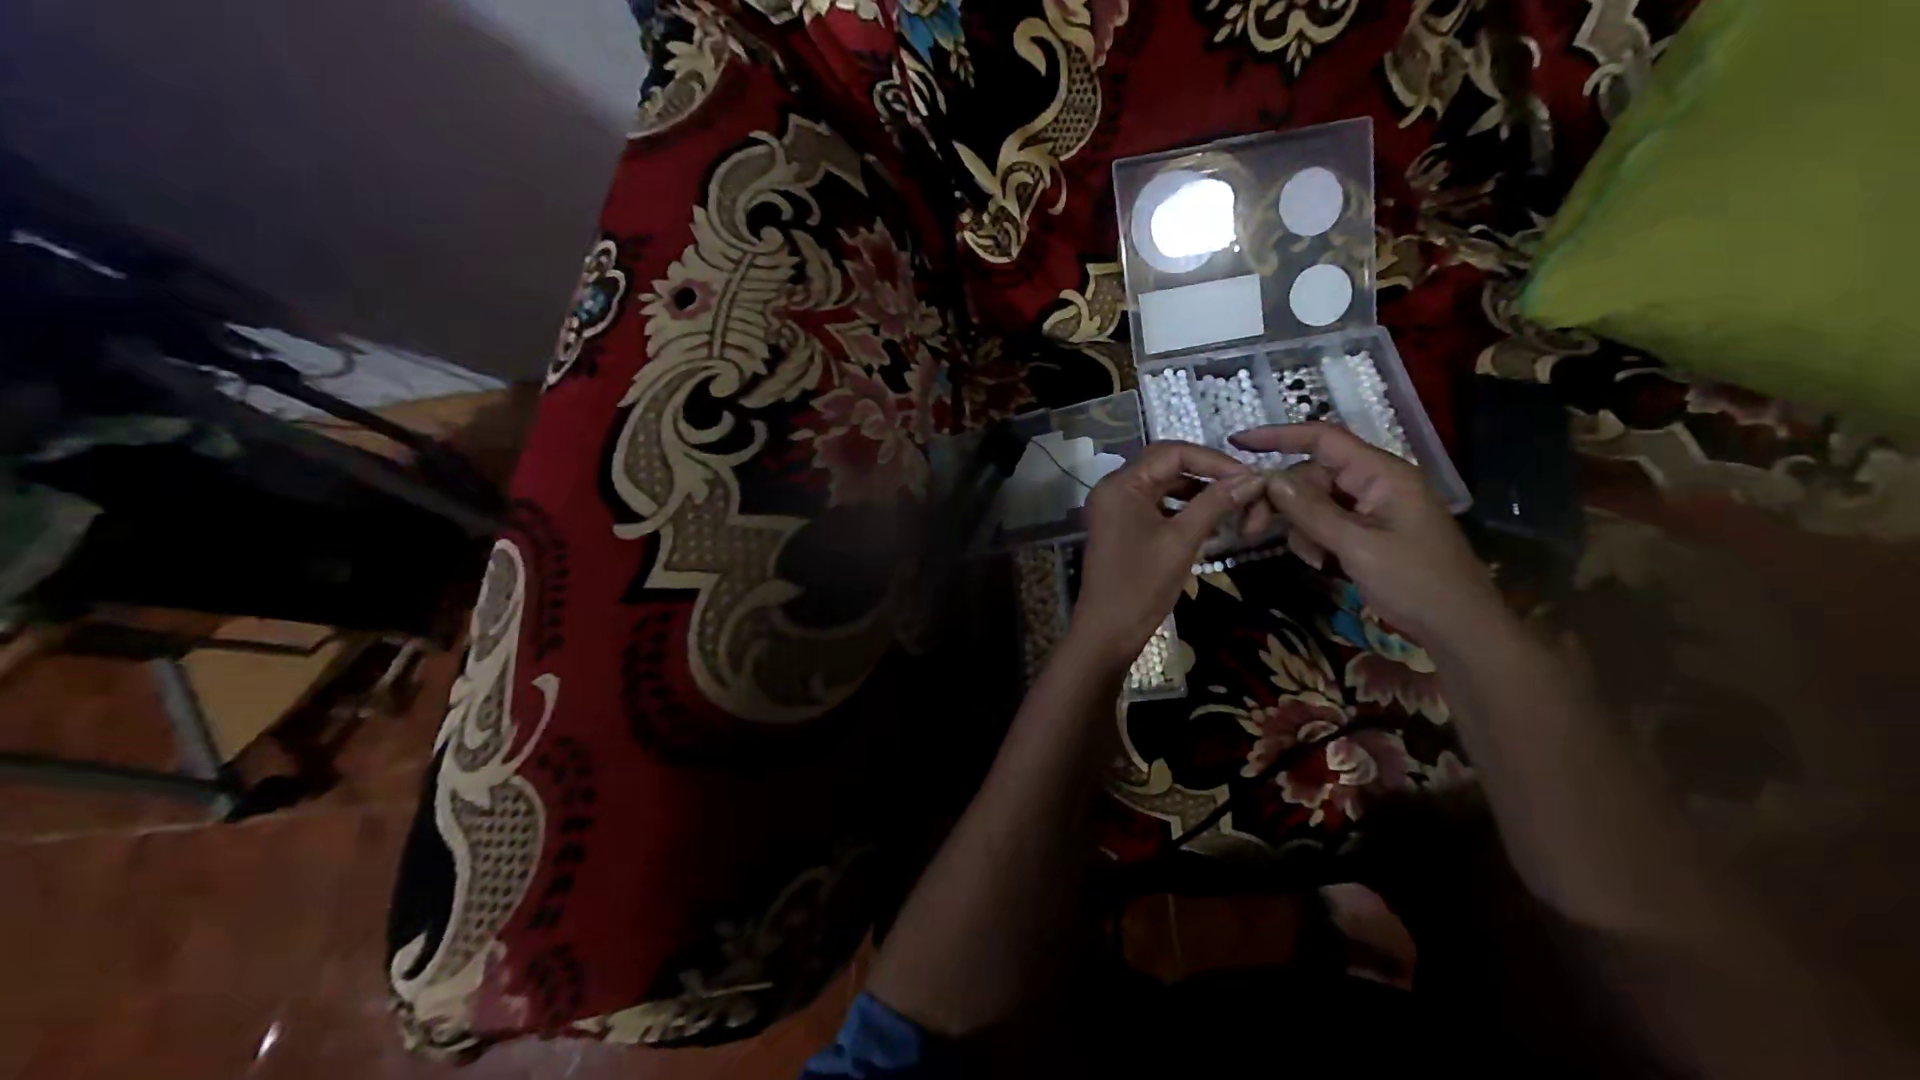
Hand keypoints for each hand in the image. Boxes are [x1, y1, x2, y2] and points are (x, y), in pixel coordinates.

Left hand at [1067, 441, 1267, 667]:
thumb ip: (1216, 503)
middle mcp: (1114, 488)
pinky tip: (1211, 522)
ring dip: (1198, 491)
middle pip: (1167, 465)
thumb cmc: (1142, 584)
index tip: (1249, 475)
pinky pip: (1157, 505)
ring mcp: (1116, 508)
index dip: (1214, 460)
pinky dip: (1183, 508)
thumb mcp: (1183, 540)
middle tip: (1244, 486)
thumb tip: (1254, 478)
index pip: (1172, 453)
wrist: (1108, 630)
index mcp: (1121, 484)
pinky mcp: (1122, 526)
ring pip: (1164, 485)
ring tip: (1233, 504)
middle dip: (1207, 473)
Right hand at [1228, 423, 1504, 647]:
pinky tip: (1320, 563)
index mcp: (1382, 474)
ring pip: (1314, 501)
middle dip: (1281, 500)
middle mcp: (1375, 482)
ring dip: (1300, 526)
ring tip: (1309, 559)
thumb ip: (1311, 511)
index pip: (1323, 439)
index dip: (1279, 435)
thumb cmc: (1416, 582)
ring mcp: (1373, 507)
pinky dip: (1314, 539)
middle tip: (1252, 529)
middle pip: (1311, 475)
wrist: (1460, 627)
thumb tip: (1270, 479)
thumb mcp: (1357, 547)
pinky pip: (1327, 522)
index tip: (1238, 442)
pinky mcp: (1369, 530)